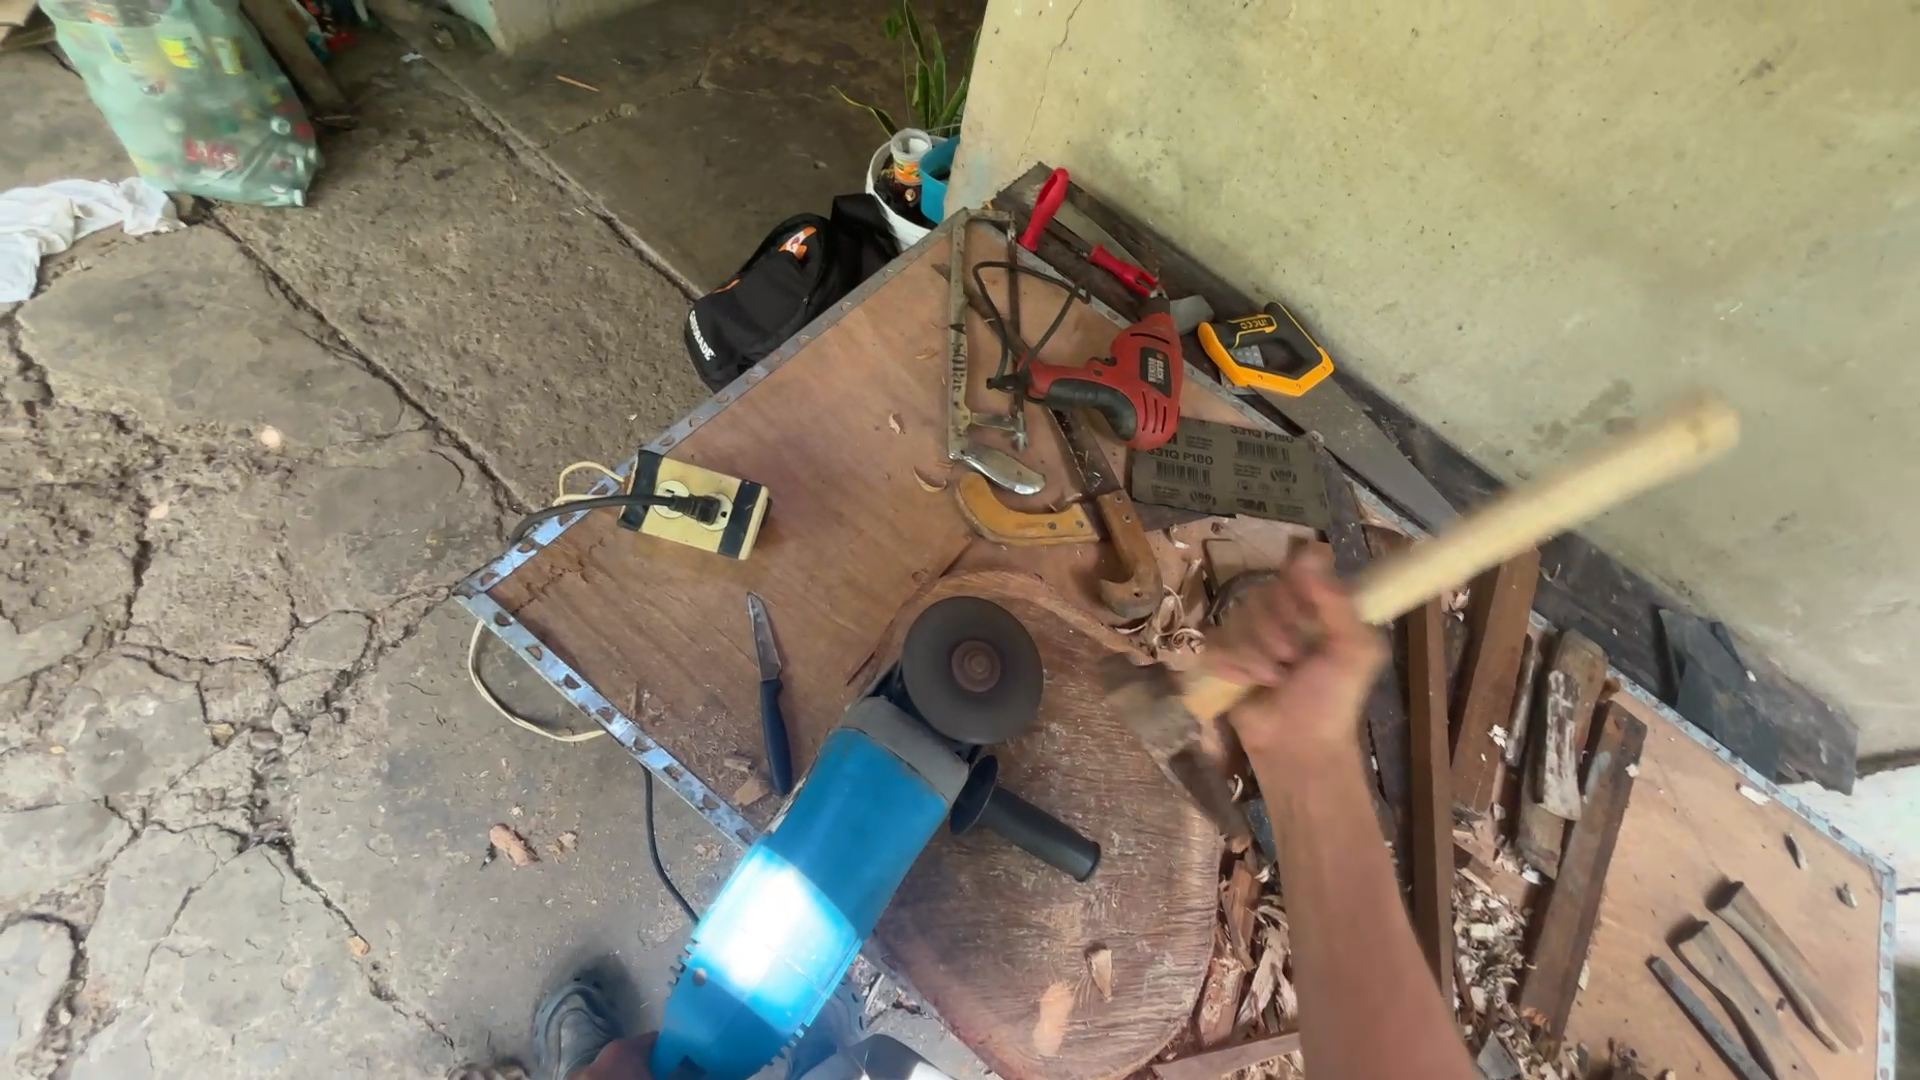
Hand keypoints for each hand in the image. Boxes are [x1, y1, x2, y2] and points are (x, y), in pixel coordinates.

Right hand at [1210, 549, 1386, 767]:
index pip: (1293, 571)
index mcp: (1314, 607)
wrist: (1298, 744)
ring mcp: (1249, 636)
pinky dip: (1232, 668)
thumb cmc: (1334, 699)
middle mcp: (1281, 615)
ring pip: (1236, 620)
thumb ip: (1337, 602)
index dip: (1293, 591)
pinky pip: (1215, 645)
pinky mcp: (1223, 658)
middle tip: (1294, 659)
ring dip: (1255, 656)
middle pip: (1260, 595)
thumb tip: (1310, 551)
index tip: (1305, 616)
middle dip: (1276, 632)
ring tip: (1273, 680)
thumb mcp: (1353, 649)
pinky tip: (1247, 685)